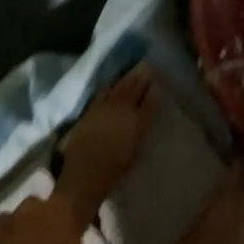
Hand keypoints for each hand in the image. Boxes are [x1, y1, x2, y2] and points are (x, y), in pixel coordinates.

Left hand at [56, 65, 158, 223]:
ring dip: (127, 78)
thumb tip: (150, 108)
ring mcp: (105, 107)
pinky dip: (110, 86)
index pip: (150, 99)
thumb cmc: (115, 169)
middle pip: (134, 88)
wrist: (84, 175)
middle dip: (141, 78)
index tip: (159, 80)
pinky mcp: (91, 109)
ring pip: (119, 87)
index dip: (155, 88)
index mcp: (137, 121)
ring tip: (134, 72)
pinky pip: (104, 92)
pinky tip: (112, 83)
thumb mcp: (136, 149)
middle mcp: (122, 109)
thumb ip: (143, 125)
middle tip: (148, 68)